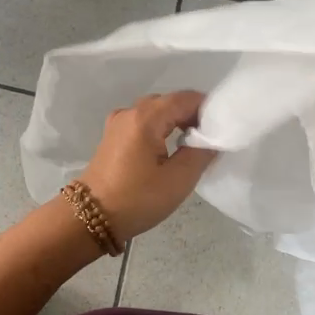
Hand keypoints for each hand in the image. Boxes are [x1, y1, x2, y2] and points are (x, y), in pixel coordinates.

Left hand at [77, 91, 217, 239]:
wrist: (91, 216)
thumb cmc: (137, 198)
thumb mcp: (178, 179)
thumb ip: (201, 152)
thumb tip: (212, 138)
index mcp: (145, 117)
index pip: (185, 98)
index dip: (207, 109)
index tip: (223, 128)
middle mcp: (129, 112)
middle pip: (169, 102)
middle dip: (192, 115)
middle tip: (211, 139)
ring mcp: (117, 123)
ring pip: (155, 112)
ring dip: (175, 122)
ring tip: (193, 145)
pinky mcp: (112, 137)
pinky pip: (142, 123)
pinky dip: (159, 129)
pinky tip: (169, 149)